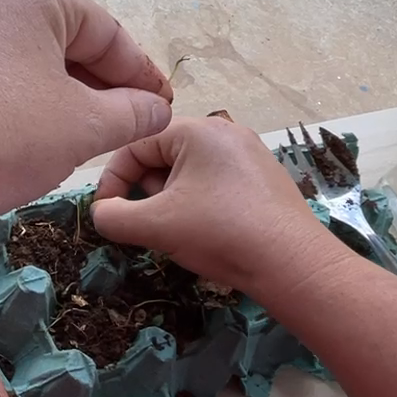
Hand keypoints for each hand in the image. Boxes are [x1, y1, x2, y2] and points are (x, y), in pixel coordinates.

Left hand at [0, 0, 173, 226]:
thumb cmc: (3, 139)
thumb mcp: (84, 126)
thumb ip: (132, 112)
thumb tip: (155, 109)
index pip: (101, 29)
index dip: (138, 72)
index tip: (162, 105)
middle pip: (59, 38)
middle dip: (99, 82)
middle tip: (131, 120)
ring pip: (23, 56)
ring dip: (62, 91)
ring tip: (91, 129)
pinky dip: (21, 94)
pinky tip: (39, 127)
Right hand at [89, 115, 349, 301]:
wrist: (295, 267)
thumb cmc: (220, 234)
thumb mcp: (154, 225)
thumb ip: (111, 217)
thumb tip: (101, 213)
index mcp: (197, 129)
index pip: (134, 144)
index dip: (113, 180)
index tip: (107, 212)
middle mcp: (224, 131)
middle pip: (159, 155)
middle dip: (145, 191)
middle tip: (150, 222)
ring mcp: (248, 153)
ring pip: (184, 171)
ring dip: (169, 199)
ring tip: (179, 229)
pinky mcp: (262, 177)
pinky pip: (211, 181)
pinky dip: (196, 203)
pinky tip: (206, 231)